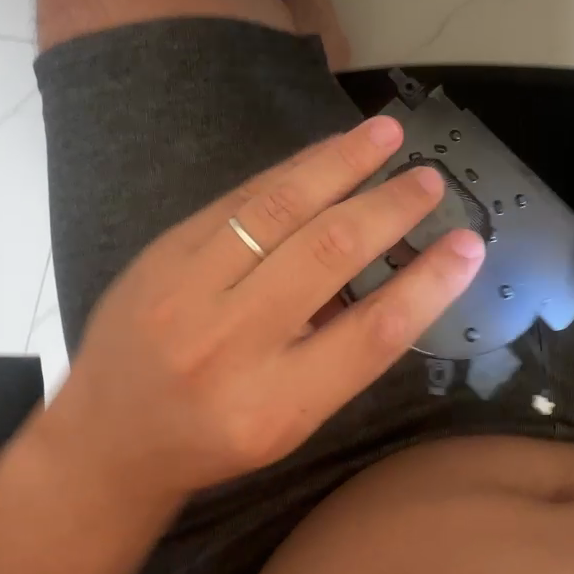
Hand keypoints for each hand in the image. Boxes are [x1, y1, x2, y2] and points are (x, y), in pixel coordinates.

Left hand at [43, 115, 484, 497]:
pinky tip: (329, 151)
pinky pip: (241, 197)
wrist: (105, 436)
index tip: (469, 245)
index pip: (370, 333)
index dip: (428, 284)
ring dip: (341, 164)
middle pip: (326, 254)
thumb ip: (339, 353)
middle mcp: (228, 343)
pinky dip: (294, 168)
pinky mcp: (164, 250)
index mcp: (272, 405)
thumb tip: (395, 271)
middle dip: (388, 208)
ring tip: (386, 134)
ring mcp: (187, 288)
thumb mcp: (285, 422)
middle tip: (430, 180)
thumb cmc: (210, 438)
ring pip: (279, 207)